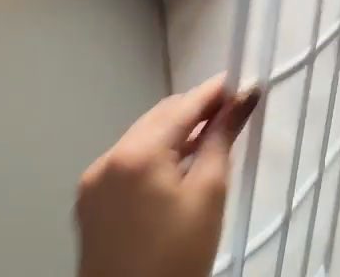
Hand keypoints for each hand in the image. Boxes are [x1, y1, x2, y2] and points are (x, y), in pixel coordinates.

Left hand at [76, 75, 261, 276]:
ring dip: (178, 133)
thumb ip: (223, 136)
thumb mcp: (209, 192)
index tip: (250, 83)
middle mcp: (107, 159)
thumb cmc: (178, 255)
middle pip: (161, 116)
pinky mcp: (90, 204)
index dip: (219, 91)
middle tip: (236, 114)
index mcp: (136, 153)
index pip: (185, 105)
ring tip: (214, 141)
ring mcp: (93, 183)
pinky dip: (158, 156)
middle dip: (198, 110)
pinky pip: (130, 162)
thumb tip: (246, 94)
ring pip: (145, 137)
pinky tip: (181, 168)